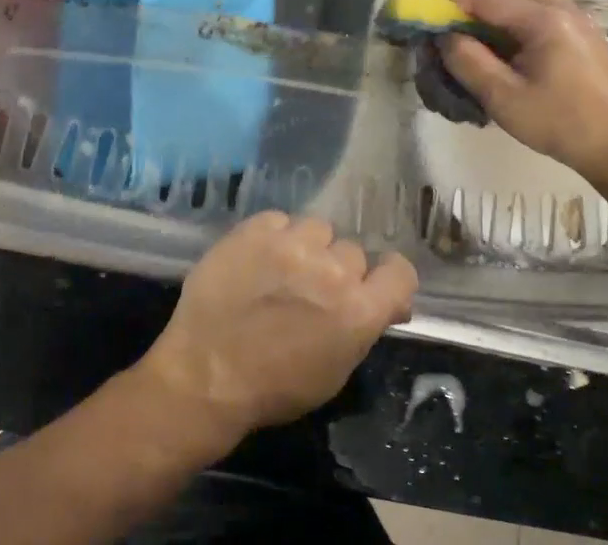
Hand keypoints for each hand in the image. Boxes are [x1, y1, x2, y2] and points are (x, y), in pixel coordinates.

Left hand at [136, 213, 417, 440]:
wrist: (208, 373)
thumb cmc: (275, 387)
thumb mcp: (335, 370)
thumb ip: (362, 327)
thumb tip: (383, 304)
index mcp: (360, 310)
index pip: (400, 272)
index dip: (388, 278)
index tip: (372, 284)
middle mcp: (332, 270)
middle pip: (352, 251)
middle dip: (338, 269)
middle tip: (313, 289)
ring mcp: (291, 245)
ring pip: (317, 228)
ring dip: (308, 247)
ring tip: (283, 268)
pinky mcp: (254, 231)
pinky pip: (278, 220)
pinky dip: (274, 235)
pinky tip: (258, 257)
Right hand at [438, 0, 607, 184]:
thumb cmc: (557, 122)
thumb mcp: (501, 96)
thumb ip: (467, 61)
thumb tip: (446, 36)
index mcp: (545, 20)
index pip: (488, 0)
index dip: (455, 7)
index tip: (432, 21)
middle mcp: (566, 10)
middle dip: (479, 6)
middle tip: (458, 33)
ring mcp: (582, 21)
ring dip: (502, 12)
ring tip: (484, 42)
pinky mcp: (589, 37)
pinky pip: (547, 13)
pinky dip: (523, 20)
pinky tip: (515, 51)